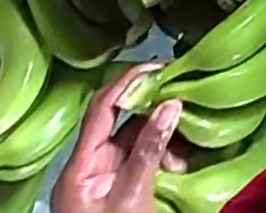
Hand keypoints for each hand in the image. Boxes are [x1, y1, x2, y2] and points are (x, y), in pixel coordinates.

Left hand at [51, 63, 183, 212]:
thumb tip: (171, 103)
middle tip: (179, 92)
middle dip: (151, 107)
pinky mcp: (117, 191)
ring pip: (133, 138)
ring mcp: (102, 179)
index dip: (128, 80)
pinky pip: (139, 158)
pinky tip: (179, 158)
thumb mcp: (132, 199)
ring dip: (161, 133)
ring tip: (185, 137)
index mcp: (80, 165)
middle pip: (119, 119)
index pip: (102, 105)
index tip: (159, 66)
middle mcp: (88, 165)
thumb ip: (149, 150)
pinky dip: (160, 153)